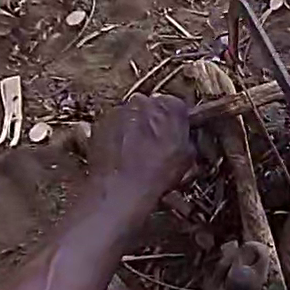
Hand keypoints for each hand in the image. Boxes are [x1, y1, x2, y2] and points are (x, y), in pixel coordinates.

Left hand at [87, 93, 193, 216]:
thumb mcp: (187, 158)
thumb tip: (186, 139)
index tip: (177, 135)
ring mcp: (119, 110)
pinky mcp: (100, 123)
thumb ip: (188, 138)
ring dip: (134, 129)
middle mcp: (143, 101)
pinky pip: (113, 126)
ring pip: (131, 116)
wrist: (120, 188)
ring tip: (136, 155)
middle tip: (156, 147)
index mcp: (169, 105)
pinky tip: (121, 157)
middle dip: (154, 123)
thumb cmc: (156, 173)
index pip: (177, 106)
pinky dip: (117, 136)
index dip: (177, 123)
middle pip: (152, 108)